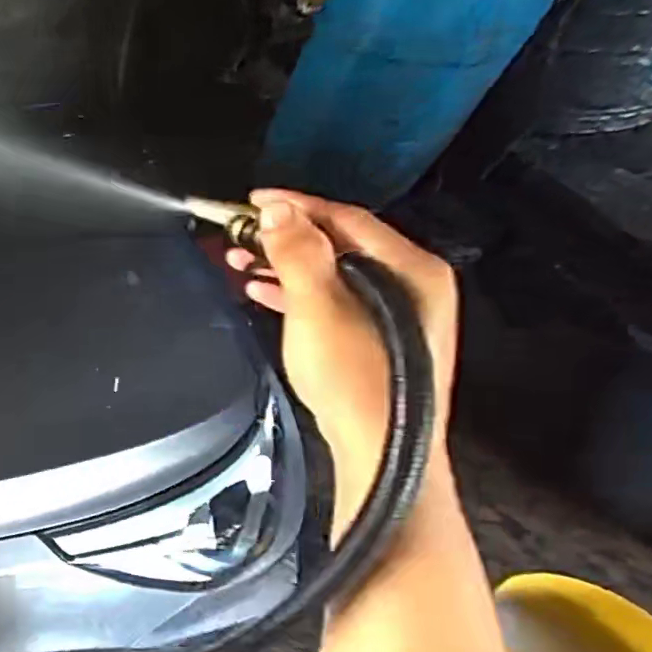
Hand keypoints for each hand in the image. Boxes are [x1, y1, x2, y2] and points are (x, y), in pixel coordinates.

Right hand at [226, 190, 458, 528]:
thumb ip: (298, 253)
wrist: (378, 450)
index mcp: (411, 268)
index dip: (296, 205)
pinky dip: (296, 292)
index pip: (346, 218)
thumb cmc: (354, 379)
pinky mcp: (376, 338)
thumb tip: (277, 209)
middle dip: (284, 236)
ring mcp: (395, 313)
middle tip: (240, 234)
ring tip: (241, 262)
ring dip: (285, 264)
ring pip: (331, 272)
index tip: (252, 200)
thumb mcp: (319, 308)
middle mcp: (410, 284)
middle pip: (338, 243)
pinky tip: (264, 292)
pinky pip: (331, 299)